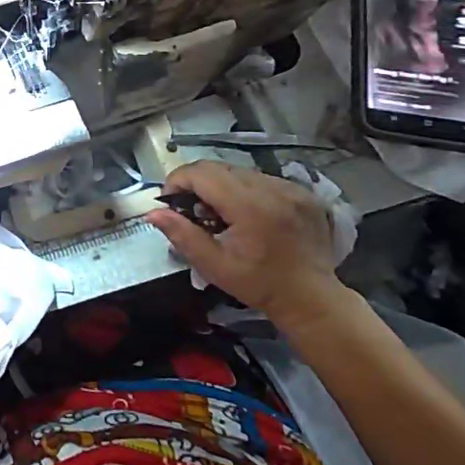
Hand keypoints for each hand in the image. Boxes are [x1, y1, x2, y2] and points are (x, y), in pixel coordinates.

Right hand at [146, 161, 349, 327]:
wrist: (311, 297)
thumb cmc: (258, 284)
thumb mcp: (213, 265)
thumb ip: (182, 235)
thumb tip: (153, 212)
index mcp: (250, 206)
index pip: (202, 173)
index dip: (178, 181)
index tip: (170, 201)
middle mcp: (273, 188)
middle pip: (219, 167)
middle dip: (197, 183)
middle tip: (192, 210)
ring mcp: (291, 188)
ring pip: (239, 171)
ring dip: (221, 186)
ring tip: (220, 214)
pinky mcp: (303, 192)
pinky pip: (261, 178)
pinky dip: (245, 190)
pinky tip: (247, 214)